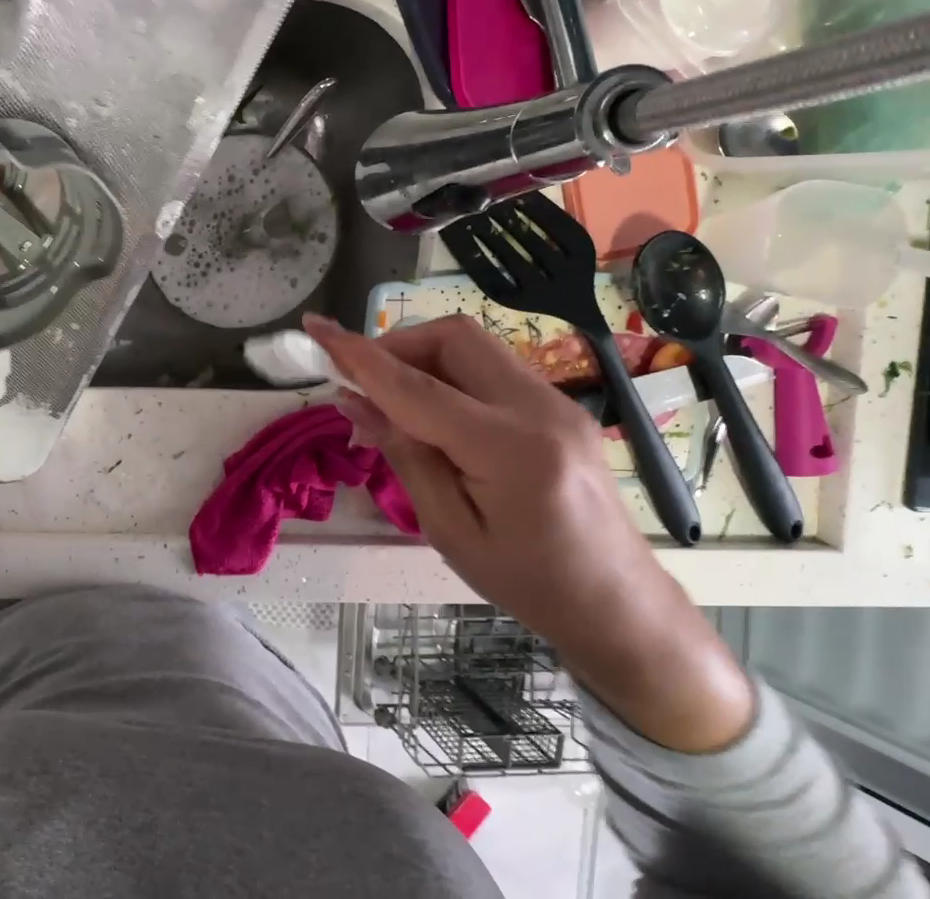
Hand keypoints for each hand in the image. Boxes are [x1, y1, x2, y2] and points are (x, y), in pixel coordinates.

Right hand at [305, 313, 753, 752]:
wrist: (617, 602)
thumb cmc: (524, 581)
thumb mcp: (446, 527)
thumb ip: (403, 454)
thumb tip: (353, 400)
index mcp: (511, 449)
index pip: (416, 386)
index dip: (358, 355)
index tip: (314, 327)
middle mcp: (540, 410)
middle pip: (454, 338)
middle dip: (394, 345)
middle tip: (357, 383)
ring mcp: (556, 403)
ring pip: (473, 345)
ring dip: (419, 357)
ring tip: (387, 402)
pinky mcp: (558, 408)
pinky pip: (490, 368)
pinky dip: (446, 374)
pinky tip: (427, 414)